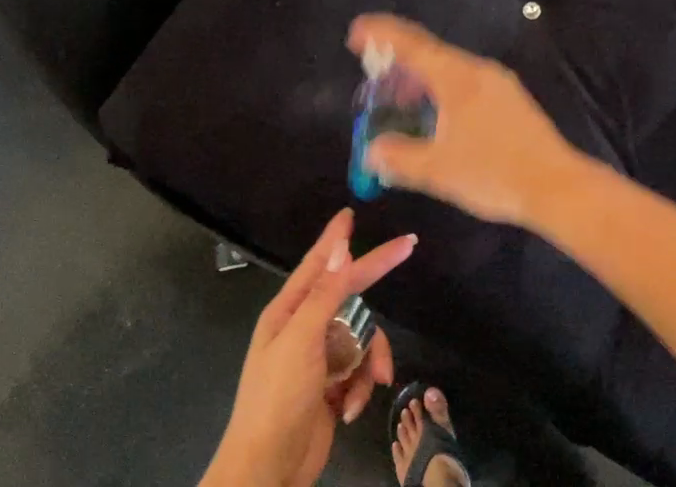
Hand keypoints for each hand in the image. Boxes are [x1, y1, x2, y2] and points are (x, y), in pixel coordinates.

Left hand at [202, 210, 414, 486]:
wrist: (268, 469)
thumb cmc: (277, 399)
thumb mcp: (301, 341)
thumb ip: (324, 295)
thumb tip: (341, 249)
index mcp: (287, 312)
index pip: (320, 265)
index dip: (338, 240)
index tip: (353, 214)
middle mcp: (302, 330)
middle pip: (350, 302)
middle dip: (372, 307)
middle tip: (408, 253)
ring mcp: (317, 361)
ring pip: (361, 339)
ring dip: (370, 361)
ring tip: (370, 384)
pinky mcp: (330, 388)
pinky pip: (359, 372)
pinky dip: (360, 388)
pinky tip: (348, 409)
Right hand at [348, 14, 587, 226]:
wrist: (556, 186)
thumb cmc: (494, 173)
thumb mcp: (438, 170)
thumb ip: (399, 158)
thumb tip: (372, 151)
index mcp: (457, 79)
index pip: (412, 46)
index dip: (382, 36)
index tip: (357, 33)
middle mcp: (478, 72)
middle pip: (430, 55)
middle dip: (398, 64)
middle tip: (373, 79)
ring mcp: (498, 85)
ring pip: (449, 71)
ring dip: (420, 81)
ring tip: (398, 103)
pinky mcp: (510, 102)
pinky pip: (465, 85)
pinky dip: (440, 92)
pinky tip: (434, 118)